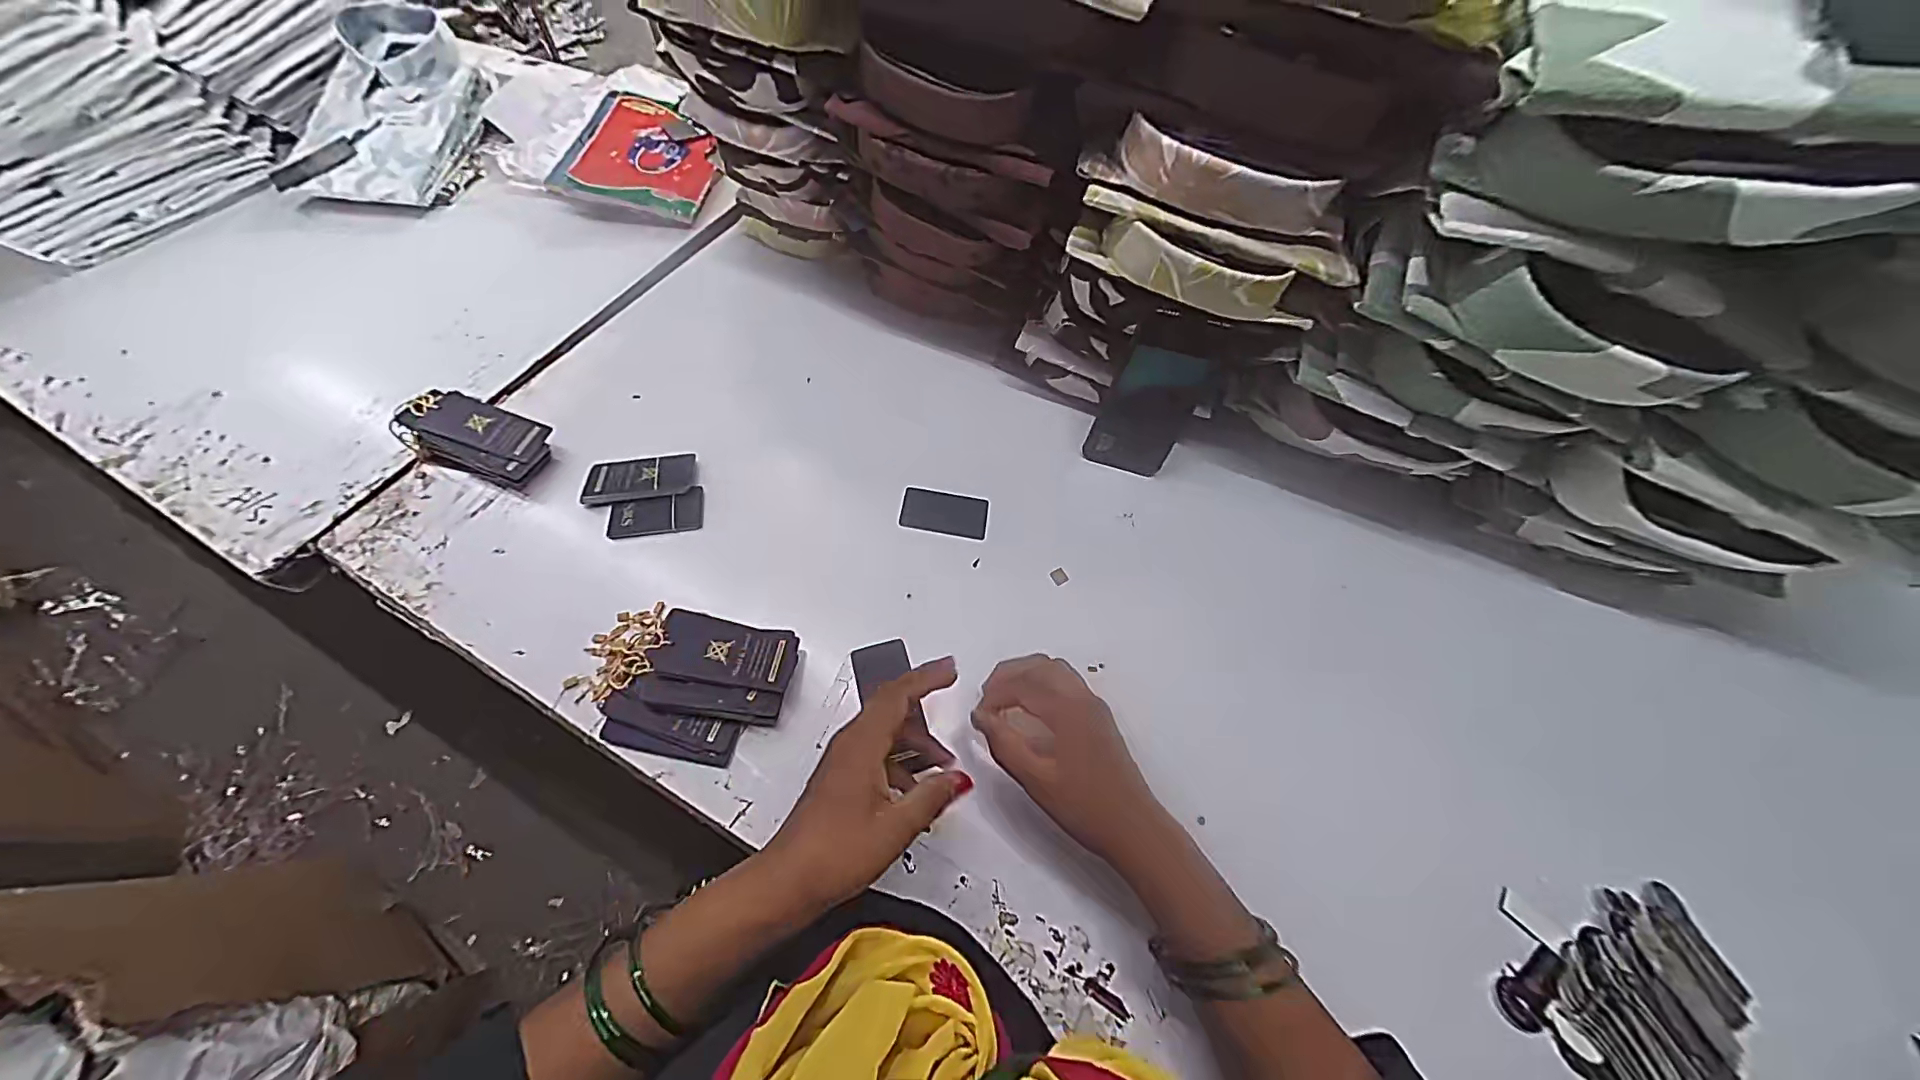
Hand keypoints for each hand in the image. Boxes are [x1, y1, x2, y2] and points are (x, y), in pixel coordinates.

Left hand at [760, 657, 972, 911]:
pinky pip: (876, 753)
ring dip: (915, 742)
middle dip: (925, 714)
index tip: (948, 669)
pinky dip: (901, 761)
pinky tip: (915, 787)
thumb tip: (957, 779)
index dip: (926, 677)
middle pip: (891, 709)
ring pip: (885, 733)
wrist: (787, 881)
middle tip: (950, 717)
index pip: (897, 694)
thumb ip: (931, 796)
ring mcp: (842, 761)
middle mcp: (849, 746)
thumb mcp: (895, 826)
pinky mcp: (840, 778)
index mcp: (861, 745)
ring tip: (941, 765)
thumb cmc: (829, 854)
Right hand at [971, 655, 1172, 870]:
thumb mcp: (1035, 779)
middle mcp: (1083, 699)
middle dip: (1007, 676)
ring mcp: (1093, 706)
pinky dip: (1041, 684)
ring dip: (1025, 676)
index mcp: (1067, 709)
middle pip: (1038, 666)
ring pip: (1053, 670)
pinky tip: (1030, 710)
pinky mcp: (1098, 718)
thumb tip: (982, 719)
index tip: (979, 716)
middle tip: (986, 699)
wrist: (1133, 828)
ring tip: (1004, 700)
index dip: (993, 695)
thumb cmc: (1087, 807)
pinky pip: (1065, 683)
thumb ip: (1004, 743)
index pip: (1021, 683)